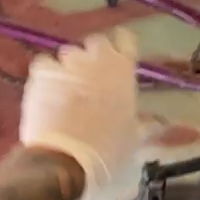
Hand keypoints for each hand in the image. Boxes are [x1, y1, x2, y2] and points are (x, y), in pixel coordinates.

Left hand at [19, 29, 140, 188]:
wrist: (66, 158)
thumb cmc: (108, 149)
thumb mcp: (133, 138)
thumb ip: (143, 124)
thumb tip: (157, 122)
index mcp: (124, 72)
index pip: (127, 41)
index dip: (123, 47)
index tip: (120, 56)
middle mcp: (97, 60)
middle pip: (97, 43)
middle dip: (95, 56)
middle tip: (93, 77)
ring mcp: (68, 65)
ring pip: (70, 54)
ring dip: (71, 67)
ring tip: (68, 87)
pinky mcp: (42, 73)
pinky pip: (45, 65)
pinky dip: (47, 76)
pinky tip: (47, 91)